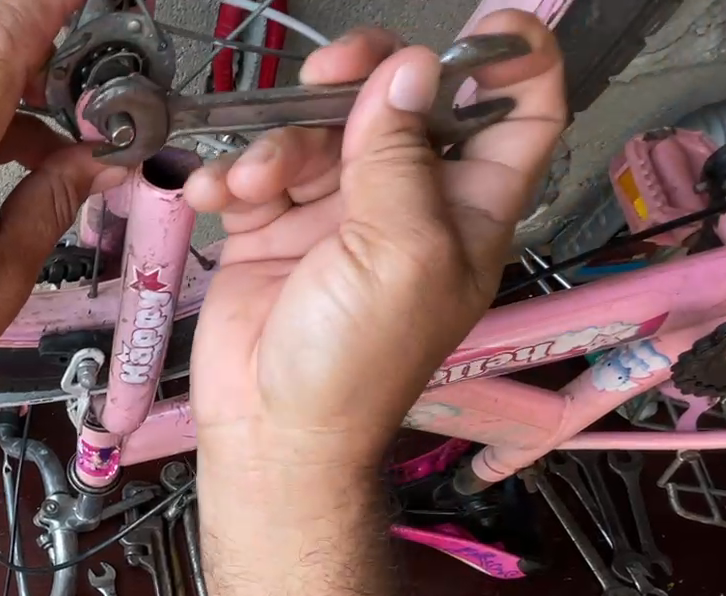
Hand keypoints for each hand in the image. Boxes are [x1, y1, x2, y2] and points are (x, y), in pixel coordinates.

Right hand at [185, 12, 566, 471]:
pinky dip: (230, 179)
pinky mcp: (266, 239)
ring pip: (313, 141)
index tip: (482, 27)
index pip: (512, 120)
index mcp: (461, 212)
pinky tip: (213, 194)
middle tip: (324, 73)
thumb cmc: (351, 360)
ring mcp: (327, 223)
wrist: (267, 426)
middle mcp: (399, 209)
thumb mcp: (398, 252)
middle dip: (363, 82)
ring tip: (251, 186)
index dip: (508, 67)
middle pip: (397, 110)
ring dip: (276, 149)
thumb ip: (400, 158)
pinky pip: (253, 182)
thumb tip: (408, 71)